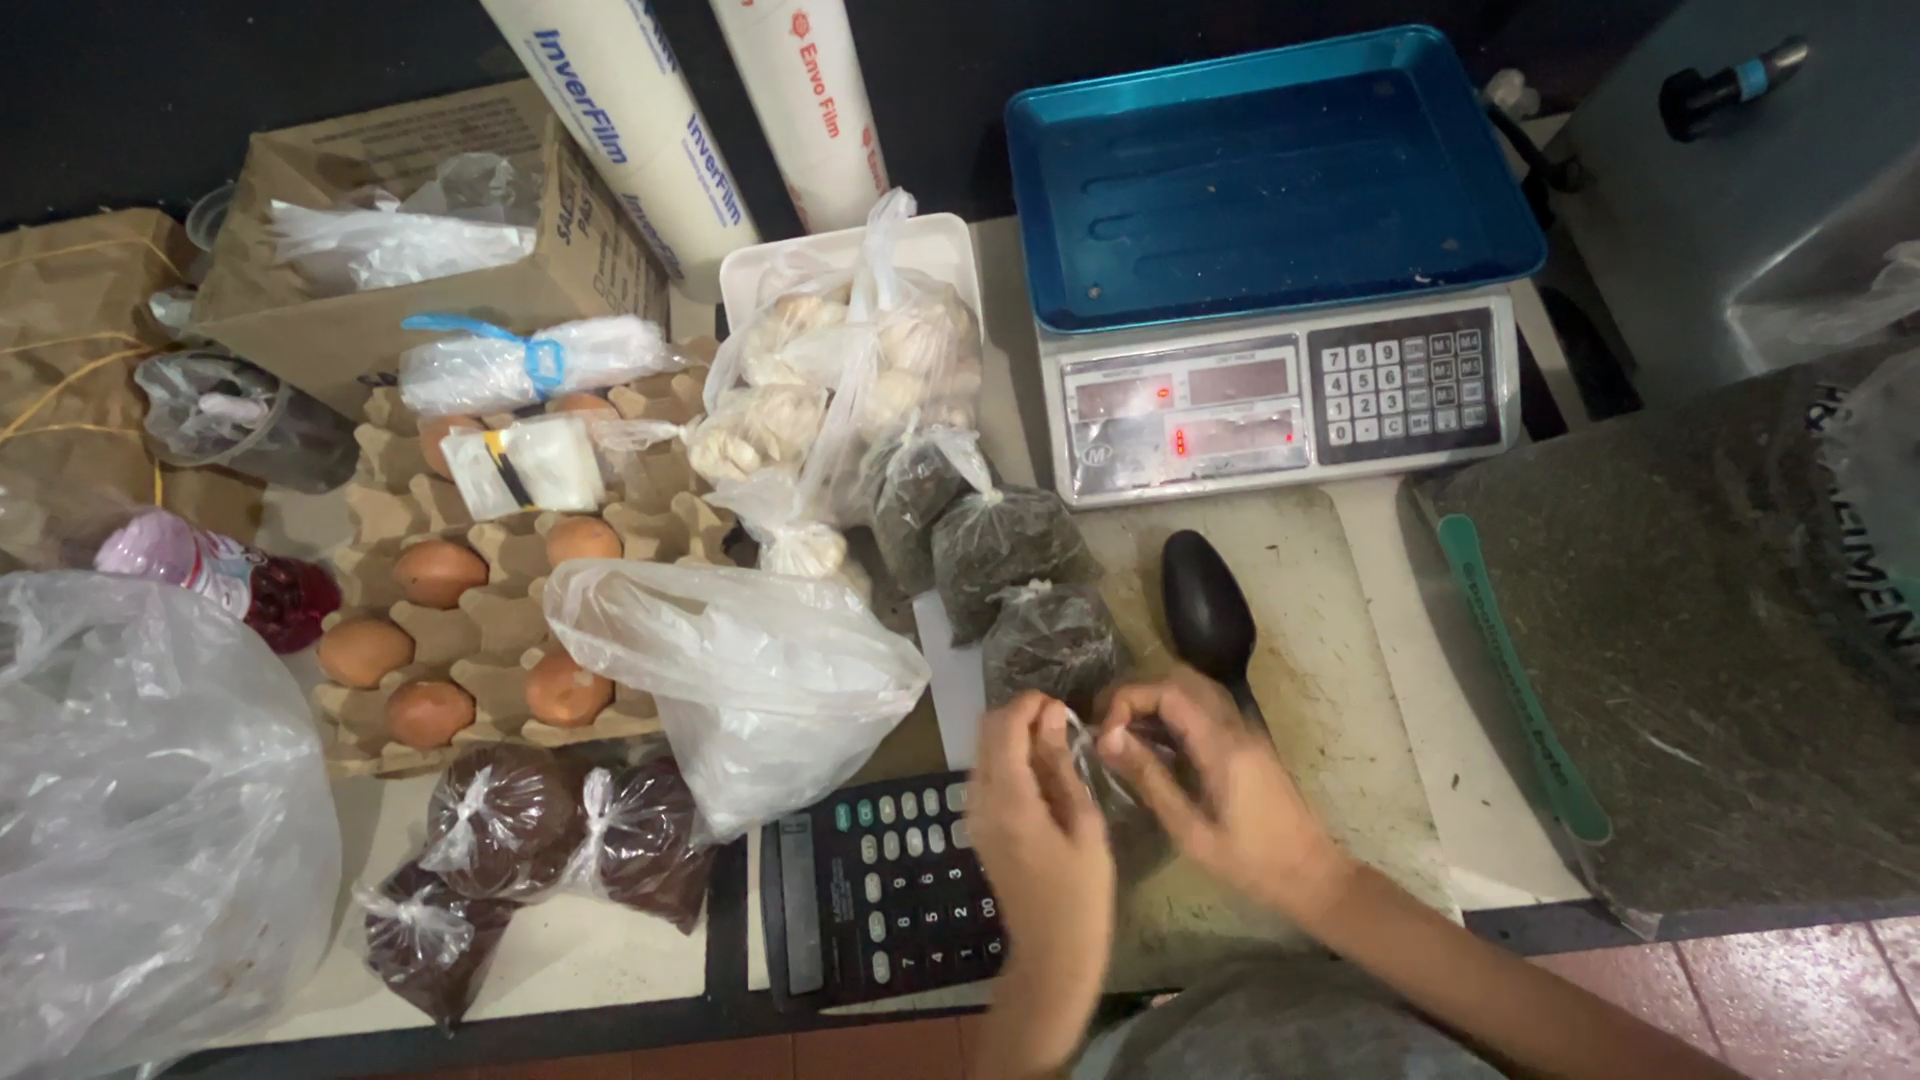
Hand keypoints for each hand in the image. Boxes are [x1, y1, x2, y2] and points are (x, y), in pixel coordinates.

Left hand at [967, 691, 1114, 1000]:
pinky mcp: (975, 825)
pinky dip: (1007, 759)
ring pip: (981, 750)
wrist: (1051, 953)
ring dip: (1012, 736)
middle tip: (1059, 724)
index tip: (1060, 704)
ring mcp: (972, 814)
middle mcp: (979, 800)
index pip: (1004, 728)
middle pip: (985, 732)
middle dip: (1018, 715)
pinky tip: (1039, 773)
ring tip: (1055, 748)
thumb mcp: (1085, 825)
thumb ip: (1062, 765)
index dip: (1028, 704)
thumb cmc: (1081, 894)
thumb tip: (1052, 715)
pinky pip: (984, 773)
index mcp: (1009, 800)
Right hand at [1097, 667, 1353, 920]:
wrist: (1314, 876)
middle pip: (1179, 680)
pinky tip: (1153, 741)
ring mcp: (1244, 730)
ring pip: (1193, 688)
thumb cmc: (1251, 863)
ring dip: (1153, 699)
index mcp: (1222, 746)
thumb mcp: (1190, 829)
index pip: (1169, 692)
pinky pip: (1204, 707)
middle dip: (1135, 693)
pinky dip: (1171, 711)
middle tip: (1106, 725)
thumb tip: (1107, 739)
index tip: (1105, 733)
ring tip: (1123, 730)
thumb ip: (1149, 778)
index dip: (1128, 699)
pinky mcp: (1246, 741)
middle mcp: (1235, 726)